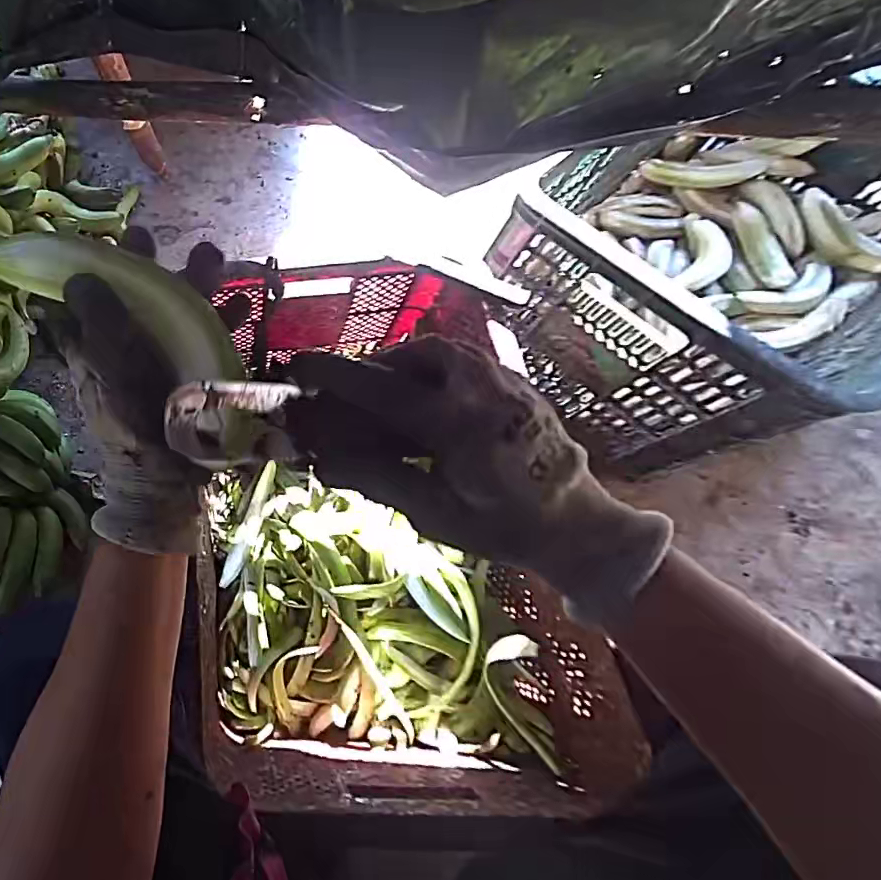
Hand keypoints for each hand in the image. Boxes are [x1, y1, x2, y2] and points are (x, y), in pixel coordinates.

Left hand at [52, 231, 234, 554]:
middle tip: (148, 235)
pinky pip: (212, 331)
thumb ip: (99, 327)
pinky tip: (243, 302)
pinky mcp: (197, 363)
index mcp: (99, 342)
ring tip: (213, 256)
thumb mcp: (110, 375)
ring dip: (196, 280)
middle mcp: (130, 341)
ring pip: (179, 305)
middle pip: (137, 292)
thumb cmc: (131, 425)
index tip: (96, 241)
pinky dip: (228, 314)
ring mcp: (166, 351)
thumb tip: (78, 277)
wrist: (168, 477)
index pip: (88, 295)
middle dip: (147, 264)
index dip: (91, 265)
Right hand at [282, 336, 671, 625]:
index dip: (335, 375)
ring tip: (383, 396)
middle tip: (345, 390)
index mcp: (460, 424)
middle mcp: (482, 388)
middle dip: (370, 371)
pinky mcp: (514, 380)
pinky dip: (429, 370)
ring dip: (400, 366)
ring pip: (437, 351)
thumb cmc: (503, 528)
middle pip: (410, 357)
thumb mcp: (434, 514)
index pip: (381, 389)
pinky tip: (422, 399)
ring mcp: (504, 379)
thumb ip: (377, 479)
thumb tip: (323, 462)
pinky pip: (460, 359)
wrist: (580, 527)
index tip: (301, 365)